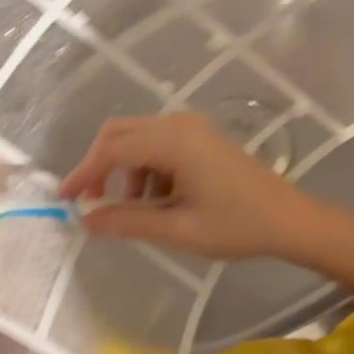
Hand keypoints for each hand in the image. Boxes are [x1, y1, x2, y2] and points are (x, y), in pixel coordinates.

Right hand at [58, 112, 330, 259]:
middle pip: (119, 132)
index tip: (64, 199)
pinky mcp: (199, 135)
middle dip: (99, 165)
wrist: (289, 219)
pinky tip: (158, 200)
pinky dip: (145, 168)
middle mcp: (177, 123)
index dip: (84, 173)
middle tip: (90, 202)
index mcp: (173, 141)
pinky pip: (157, 142)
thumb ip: (128, 222)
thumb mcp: (179, 230)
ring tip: (133, 210)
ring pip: (137, 137)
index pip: (112, 149)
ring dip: (124, 169)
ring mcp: (190, 126)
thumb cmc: (237, 226)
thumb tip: (86, 221)